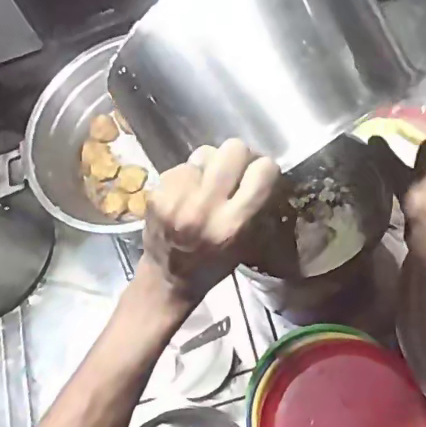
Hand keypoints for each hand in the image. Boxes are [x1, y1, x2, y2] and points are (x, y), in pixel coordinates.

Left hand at [138, 139, 278, 307]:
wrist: (168, 278)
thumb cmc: (214, 264)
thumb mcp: (247, 244)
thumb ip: (257, 208)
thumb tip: (266, 172)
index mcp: (233, 224)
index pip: (263, 171)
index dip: (267, 170)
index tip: (262, 176)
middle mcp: (205, 206)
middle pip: (234, 148)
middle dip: (241, 157)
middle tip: (237, 172)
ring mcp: (178, 196)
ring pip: (206, 153)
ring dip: (212, 166)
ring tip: (209, 185)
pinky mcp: (158, 191)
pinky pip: (183, 166)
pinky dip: (190, 175)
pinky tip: (188, 193)